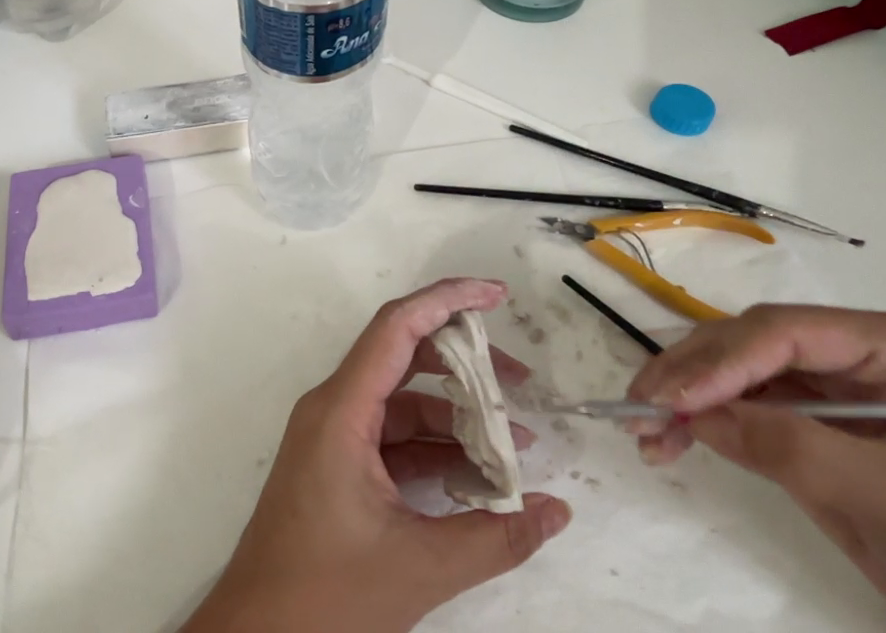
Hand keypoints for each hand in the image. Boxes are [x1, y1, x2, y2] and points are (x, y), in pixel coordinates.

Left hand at [182, 279, 571, 632]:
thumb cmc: (327, 590)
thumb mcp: (421, 564)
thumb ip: (496, 537)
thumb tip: (558, 510)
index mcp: (342, 411)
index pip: (396, 329)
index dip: (446, 300)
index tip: (495, 295)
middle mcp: (333, 410)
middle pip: (402, 360)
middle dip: (464, 365)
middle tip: (522, 384)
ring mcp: (331, 439)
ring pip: (401, 405)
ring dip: (455, 419)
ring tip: (516, 448)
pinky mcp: (335, 468)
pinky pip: (391, 440)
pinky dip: (433, 450)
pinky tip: (477, 479)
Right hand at [627, 304, 885, 632]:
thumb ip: (794, 448)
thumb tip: (696, 419)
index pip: (786, 334)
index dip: (723, 361)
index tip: (671, 399)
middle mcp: (845, 354)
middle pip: (744, 344)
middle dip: (689, 376)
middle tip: (638, 409)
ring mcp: (818, 388)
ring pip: (725, 372)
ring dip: (679, 398)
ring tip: (642, 432)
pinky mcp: (796, 424)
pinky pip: (729, 410)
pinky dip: (692, 424)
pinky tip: (664, 444)